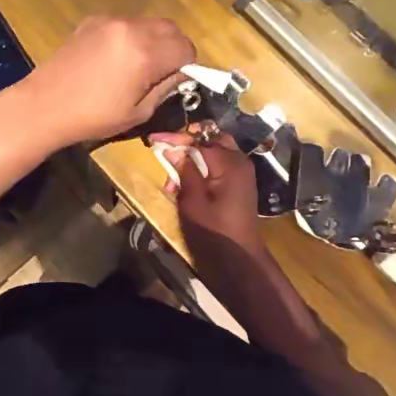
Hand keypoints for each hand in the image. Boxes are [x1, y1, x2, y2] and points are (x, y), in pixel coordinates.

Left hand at [15, 15, 194, 145]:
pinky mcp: (92, 21)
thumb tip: (180, 75)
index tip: (177, 81)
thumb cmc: (94, 117)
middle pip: (171, 29)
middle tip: (163, 73)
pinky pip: (125, 24)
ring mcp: (110, 21)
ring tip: (139, 67)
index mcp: (145, 53)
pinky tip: (115, 60)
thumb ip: (165, 88)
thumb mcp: (139, 112)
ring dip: (154, 41)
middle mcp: (131, 29)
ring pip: (148, 23)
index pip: (186, 47)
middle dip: (174, 48)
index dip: (188, 65)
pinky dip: (131, 37)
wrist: (45, 105)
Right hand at [153, 126, 265, 257]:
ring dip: (194, 156)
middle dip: (187, 142)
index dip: (175, 138)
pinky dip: (204, 166)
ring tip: (174, 175)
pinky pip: (220, 164)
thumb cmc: (214, 231)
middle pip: (211, 139)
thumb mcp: (193, 201)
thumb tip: (174, 149)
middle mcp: (240, 161)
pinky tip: (187, 180)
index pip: (200, 139)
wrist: (240, 257)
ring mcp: (242, 172)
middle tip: (166, 152)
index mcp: (230, 163)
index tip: (153, 139)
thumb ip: (185, 171)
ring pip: (216, 151)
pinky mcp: (240, 183)